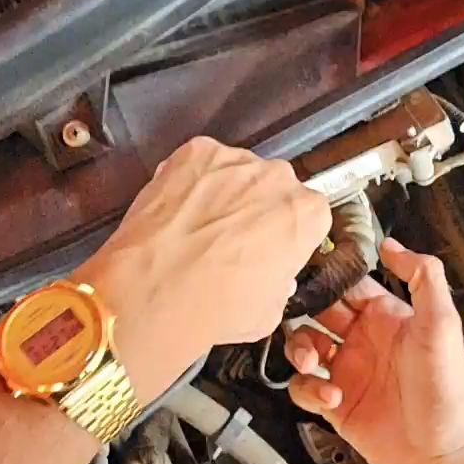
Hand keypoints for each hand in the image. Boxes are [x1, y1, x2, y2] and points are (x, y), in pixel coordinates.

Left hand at [75, 137, 330, 398]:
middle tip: (231, 240)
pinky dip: (191, 180)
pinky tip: (178, 212)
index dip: (286, 235)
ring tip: (197, 228)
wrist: (156, 290)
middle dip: (257, 209)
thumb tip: (270, 276)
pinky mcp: (195, 152)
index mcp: (308, 213)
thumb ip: (279, 282)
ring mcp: (235, 160)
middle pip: (274, 188)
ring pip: (236, 173)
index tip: (270, 250)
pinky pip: (200, 163)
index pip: (307, 216)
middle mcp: (278, 177)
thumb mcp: (269, 311)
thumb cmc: (217, 306)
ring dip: (224, 193)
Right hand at [286, 238, 463, 463]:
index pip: (348, 284)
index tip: (305, 272)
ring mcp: (348, 373)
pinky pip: (304, 388)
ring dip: (300, 349)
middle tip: (296, 314)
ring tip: (314, 362)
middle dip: (303, 311)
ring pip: (305, 346)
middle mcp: (364, 340)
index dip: (327, 278)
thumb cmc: (446, 389)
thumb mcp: (441, 325)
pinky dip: (308, 389)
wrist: (442, 458)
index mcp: (386, 316)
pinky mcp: (336, 406)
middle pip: (318, 312)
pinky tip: (331, 398)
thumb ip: (423, 277)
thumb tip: (390, 244)